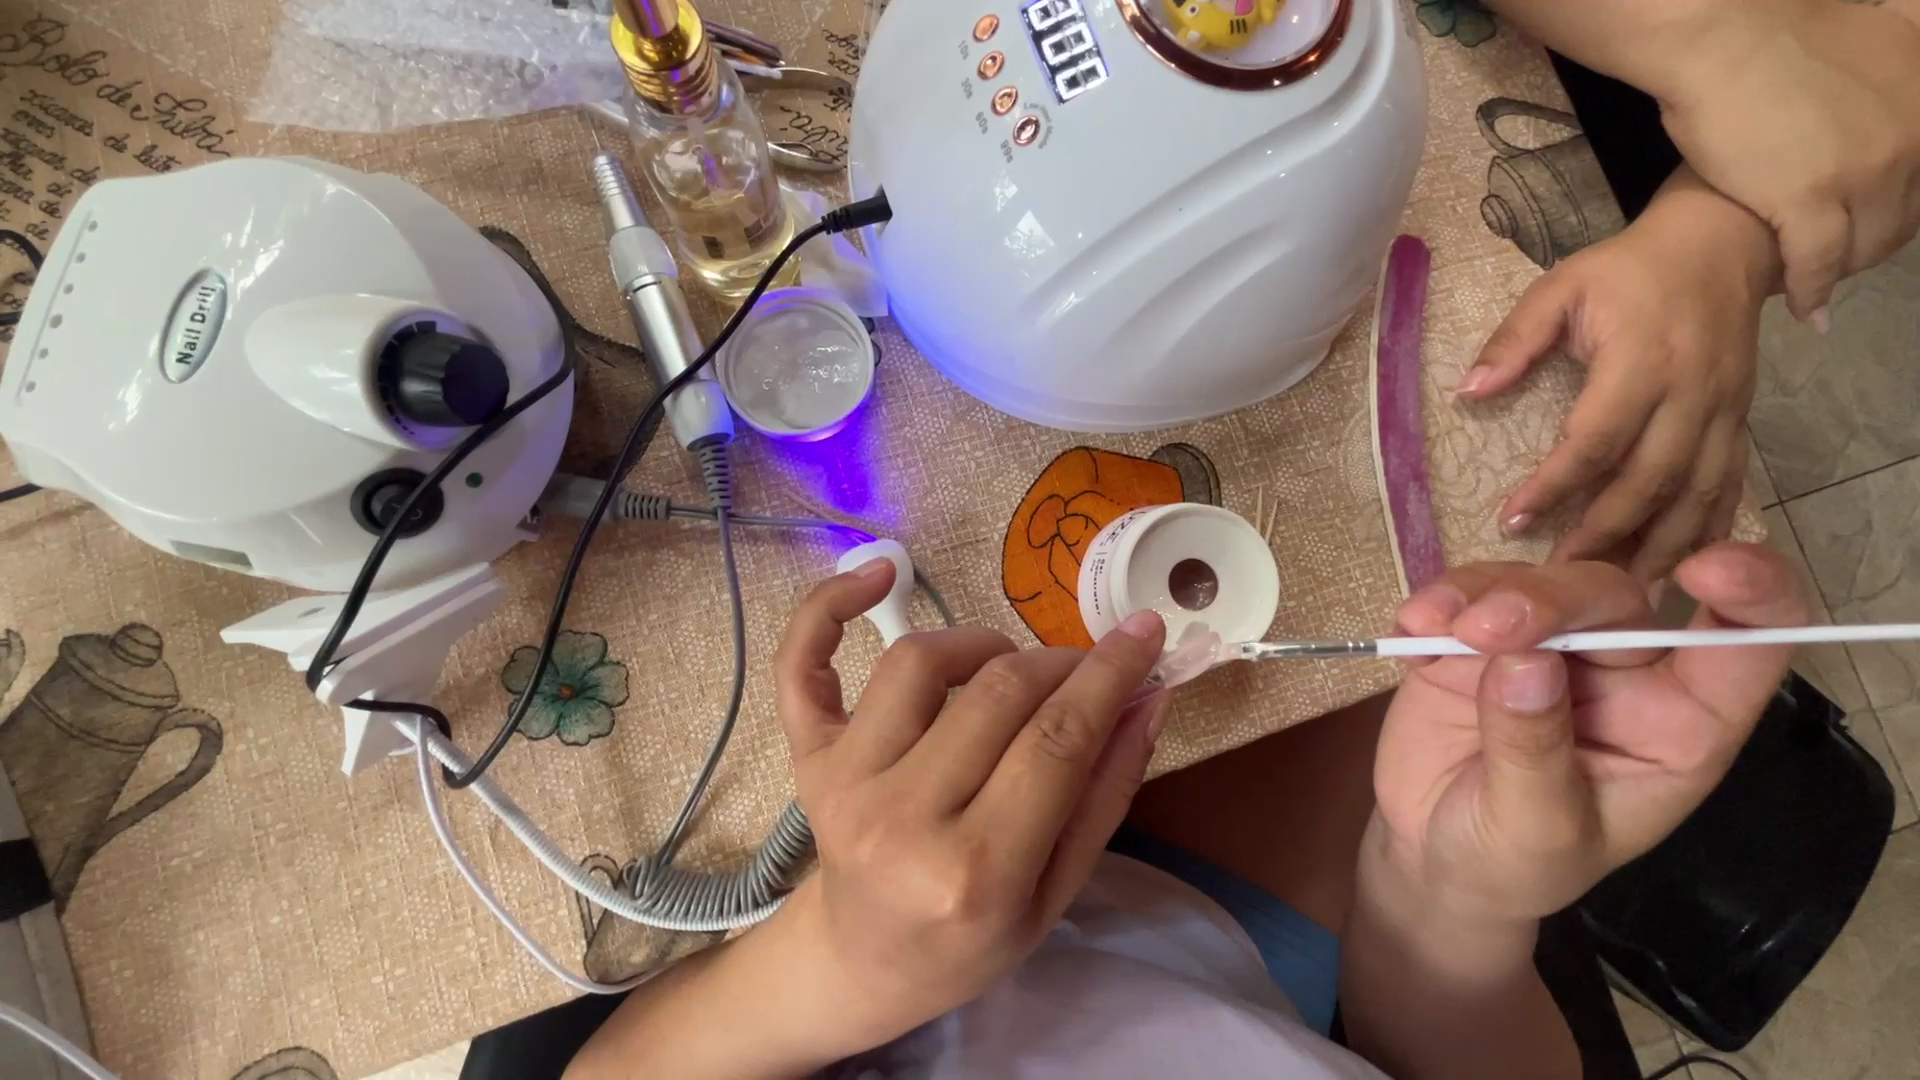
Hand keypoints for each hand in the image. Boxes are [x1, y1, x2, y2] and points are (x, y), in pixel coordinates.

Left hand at [768, 560, 1168, 1053]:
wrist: (864, 960)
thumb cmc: (969, 941)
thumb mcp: (1057, 893)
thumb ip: (1106, 792)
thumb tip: (1148, 695)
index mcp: (976, 872)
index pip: (1057, 740)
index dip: (1110, 674)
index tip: (1145, 631)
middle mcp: (901, 818)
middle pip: (998, 692)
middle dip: (1061, 662)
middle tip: (1085, 667)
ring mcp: (842, 781)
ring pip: (920, 660)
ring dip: (982, 643)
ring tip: (1007, 666)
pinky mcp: (806, 757)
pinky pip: (802, 665)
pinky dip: (828, 609)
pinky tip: (875, 573)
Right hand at [1371, 543, 1807, 922]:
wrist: (1433, 854)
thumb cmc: (1513, 862)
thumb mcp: (1536, 829)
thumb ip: (1534, 751)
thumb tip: (1525, 662)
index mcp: (1672, 724)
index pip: (1741, 647)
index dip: (1749, 597)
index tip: (1708, 569)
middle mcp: (1615, 675)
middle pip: (1608, 599)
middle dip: (1549, 599)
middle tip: (1483, 629)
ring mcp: (1536, 652)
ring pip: (1529, 583)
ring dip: (1479, 592)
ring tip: (1427, 624)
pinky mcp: (1468, 646)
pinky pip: (1461, 597)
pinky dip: (1435, 602)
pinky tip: (1408, 629)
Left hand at [1460, 169, 1775, 580]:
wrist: (1725, 245)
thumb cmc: (1625, 272)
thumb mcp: (1559, 289)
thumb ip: (1514, 340)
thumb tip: (1467, 391)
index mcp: (1642, 364)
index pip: (1594, 440)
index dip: (1553, 485)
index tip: (1510, 522)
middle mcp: (1692, 395)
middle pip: (1649, 479)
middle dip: (1603, 533)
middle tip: (1556, 577)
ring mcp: (1726, 411)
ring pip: (1698, 493)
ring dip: (1659, 547)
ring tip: (1618, 594)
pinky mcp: (1741, 420)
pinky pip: (1730, 484)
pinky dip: (1708, 529)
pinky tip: (1680, 567)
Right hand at [1659, 0, 1919, 318]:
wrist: (1730, 45)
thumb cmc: (1784, 39)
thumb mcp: (1881, 36)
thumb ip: (1899, 65)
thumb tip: (1905, 56)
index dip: (1895, 216)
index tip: (1862, 234)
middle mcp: (1916, 137)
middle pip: (1903, 218)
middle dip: (1868, 249)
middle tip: (1830, 268)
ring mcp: (1867, 171)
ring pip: (1864, 245)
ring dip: (1838, 273)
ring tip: (1809, 289)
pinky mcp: (1808, 200)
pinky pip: (1815, 260)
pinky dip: (1809, 290)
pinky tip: (1801, 307)